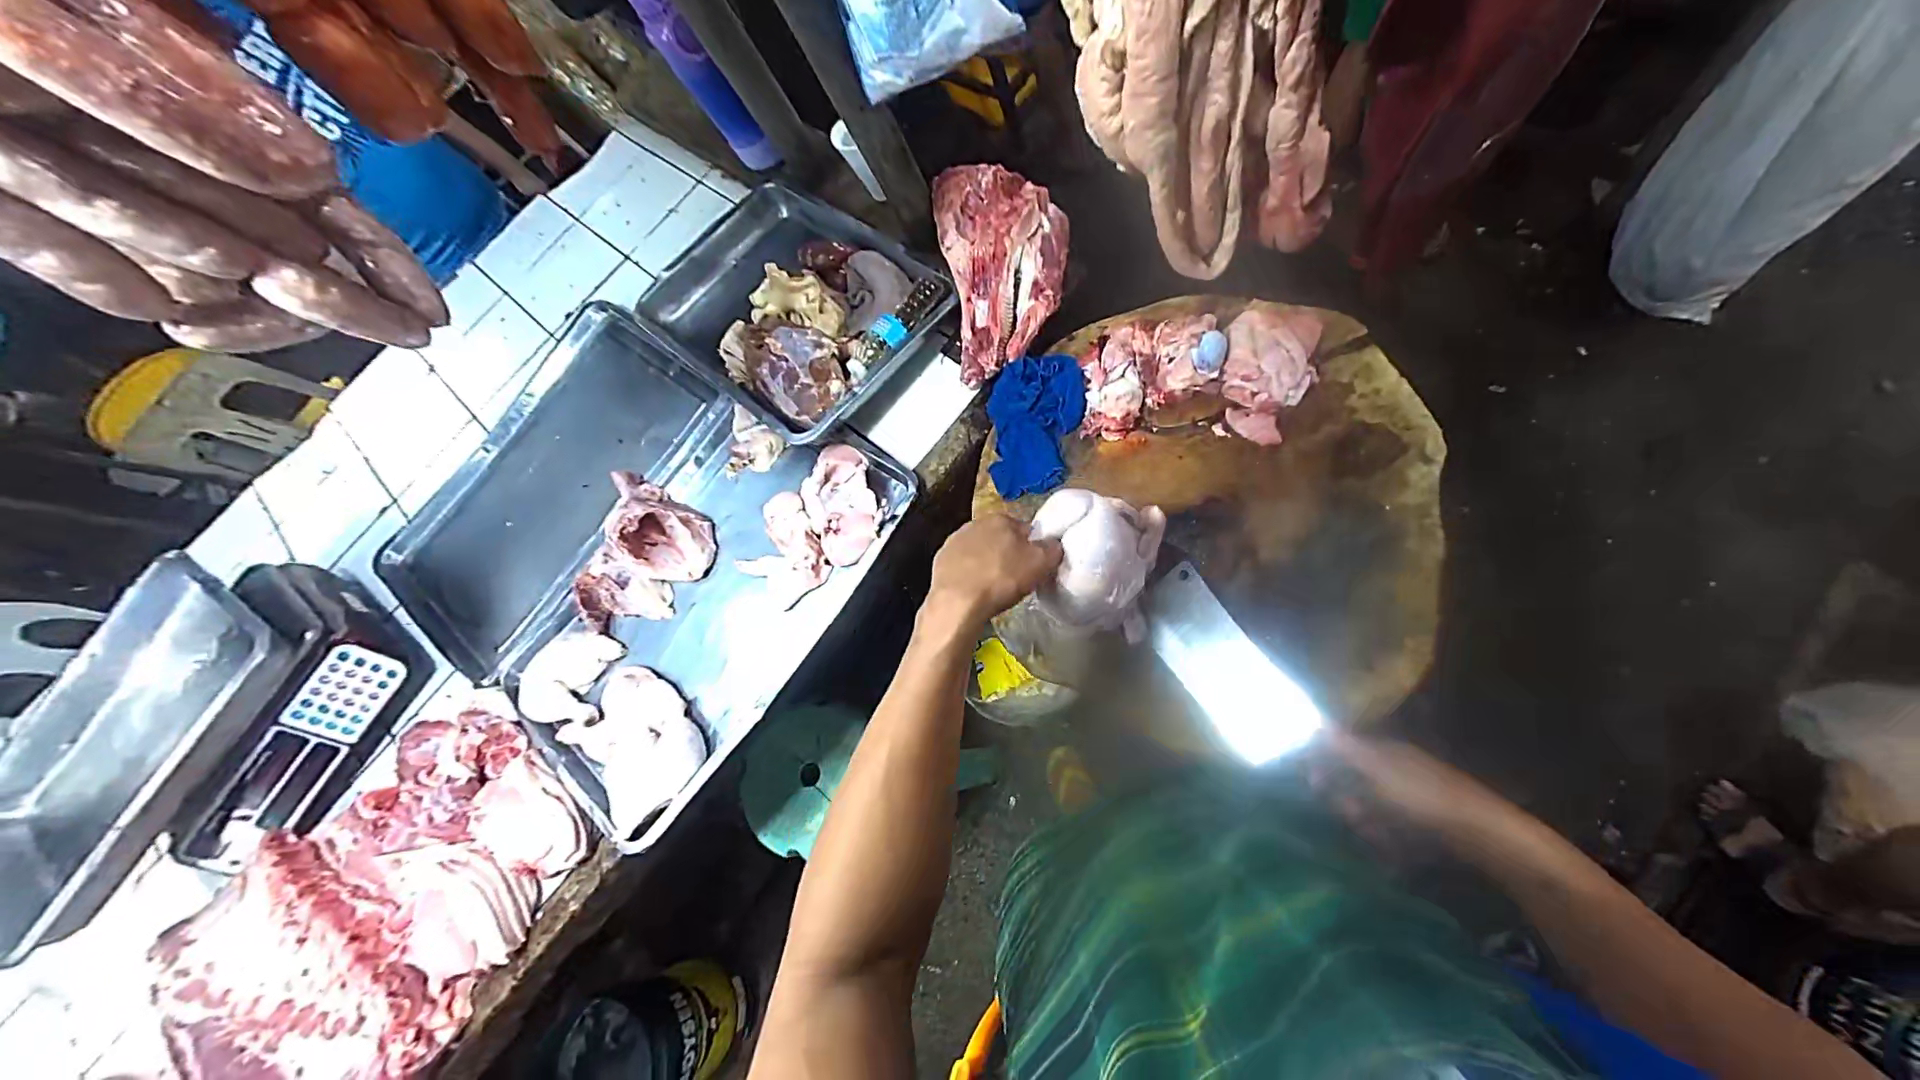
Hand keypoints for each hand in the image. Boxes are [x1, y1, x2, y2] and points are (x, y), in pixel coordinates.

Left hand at [925, 516, 1061, 629]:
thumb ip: (1052, 549)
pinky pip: (962, 565)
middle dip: (1007, 554)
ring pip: (979, 551)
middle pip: (1000, 539)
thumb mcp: (1041, 564)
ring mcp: (954, 541)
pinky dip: (968, 574)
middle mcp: (975, 523)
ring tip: (993, 587)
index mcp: (1001, 518)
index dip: (1032, 549)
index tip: (1033, 566)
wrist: (958, 603)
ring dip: (986, 563)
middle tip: (1015, 578)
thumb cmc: (1002, 580)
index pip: (1025, 530)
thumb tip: (1053, 544)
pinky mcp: (940, 560)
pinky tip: (974, 590)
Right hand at [1314, 730, 1537, 850]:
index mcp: (1387, 752)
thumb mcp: (1378, 772)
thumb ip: (1346, 750)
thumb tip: (1316, 724)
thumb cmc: (1424, 799)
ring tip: (1377, 839)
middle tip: (1353, 816)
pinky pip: (1396, 830)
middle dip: (1348, 800)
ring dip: (1368, 824)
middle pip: (1357, 782)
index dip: (1326, 763)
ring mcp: (1415, 798)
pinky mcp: (1428, 825)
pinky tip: (1394, 853)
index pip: (1345, 750)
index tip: (1314, 782)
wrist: (1486, 837)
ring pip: (1374, 809)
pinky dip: (1389, 840)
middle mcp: (1399, 770)